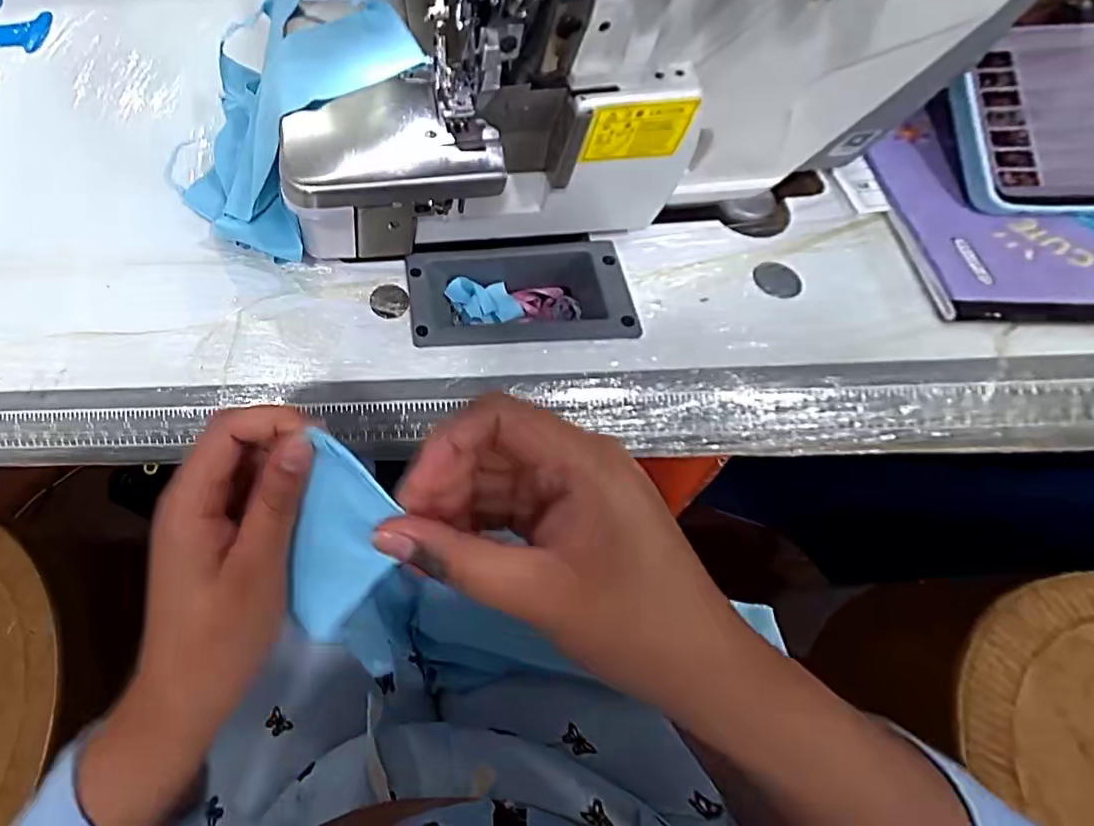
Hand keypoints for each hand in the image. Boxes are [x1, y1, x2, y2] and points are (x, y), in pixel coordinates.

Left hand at [77, 407, 311, 825]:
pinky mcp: (208, 533)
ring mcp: (196, 515)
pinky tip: (300, 504)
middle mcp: (187, 496)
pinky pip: (240, 493)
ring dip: (278, 464)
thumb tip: (303, 440)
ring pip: (238, 465)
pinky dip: (271, 490)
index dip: (273, 420)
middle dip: (279, 438)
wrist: (181, 702)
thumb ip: (277, 499)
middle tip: (327, 458)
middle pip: (231, 441)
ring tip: (321, 478)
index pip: (227, 429)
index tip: (319, 437)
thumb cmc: (219, 641)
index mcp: (188, 498)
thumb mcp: (257, 567)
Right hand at [374, 395, 969, 825]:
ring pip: (495, 473)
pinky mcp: (570, 511)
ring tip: (426, 546)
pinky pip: (510, 501)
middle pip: (490, 444)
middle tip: (410, 530)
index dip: (444, 446)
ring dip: (456, 504)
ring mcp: (573, 484)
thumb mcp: (536, 593)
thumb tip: (383, 534)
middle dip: (444, 481)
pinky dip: (478, 522)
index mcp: (580, 458)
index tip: (413, 497)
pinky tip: (456, 550)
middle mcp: (575, 457)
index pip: (495, 416)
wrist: (710, 677)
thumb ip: (456, 560)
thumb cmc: (633, 629)